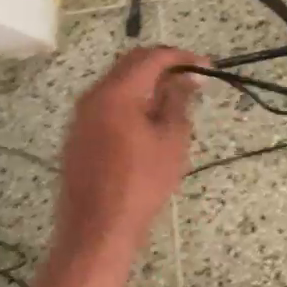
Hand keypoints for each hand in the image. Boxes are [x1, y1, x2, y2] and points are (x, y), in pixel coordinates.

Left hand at [54, 46, 206, 261]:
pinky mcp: (78, 136)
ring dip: (147, 83)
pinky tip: (150, 121)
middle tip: (194, 79)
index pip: (152, 58)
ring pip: (118, 83)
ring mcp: (81, 117)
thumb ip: (178, 100)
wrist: (97, 229)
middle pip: (130, 64)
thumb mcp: (171, 139)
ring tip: (176, 100)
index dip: (183, 57)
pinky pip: (108, 103)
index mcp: (116, 93)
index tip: (208, 67)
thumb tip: (188, 76)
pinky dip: (132, 100)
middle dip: (164, 65)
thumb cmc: (142, 183)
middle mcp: (93, 97)